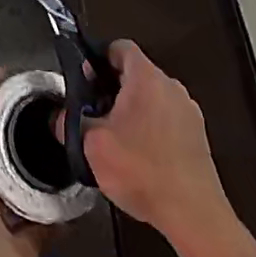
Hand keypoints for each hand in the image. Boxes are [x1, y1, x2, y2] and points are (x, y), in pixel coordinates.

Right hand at [83, 40, 232, 241]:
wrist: (190, 209)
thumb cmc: (142, 169)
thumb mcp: (92, 146)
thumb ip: (70, 123)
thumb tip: (60, 117)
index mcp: (146, 78)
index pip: (121, 47)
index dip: (99, 57)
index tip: (85, 77)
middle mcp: (171, 86)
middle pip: (136, 73)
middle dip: (112, 88)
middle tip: (92, 112)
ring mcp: (187, 109)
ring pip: (151, 97)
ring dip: (131, 110)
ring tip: (114, 139)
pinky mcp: (196, 133)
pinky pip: (166, 118)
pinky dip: (150, 128)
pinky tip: (138, 156)